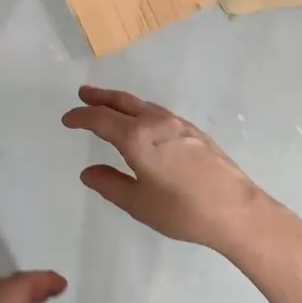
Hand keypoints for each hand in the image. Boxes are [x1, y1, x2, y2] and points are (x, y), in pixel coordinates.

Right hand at [61, 85, 273, 253]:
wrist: (234, 208)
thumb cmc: (181, 209)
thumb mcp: (138, 203)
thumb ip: (110, 184)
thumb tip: (88, 171)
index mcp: (137, 137)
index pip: (101, 119)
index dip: (81, 117)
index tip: (67, 119)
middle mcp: (155, 121)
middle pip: (122, 102)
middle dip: (100, 97)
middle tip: (83, 93)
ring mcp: (177, 123)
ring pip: (141, 104)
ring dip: (121, 102)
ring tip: (109, 105)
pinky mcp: (193, 130)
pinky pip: (157, 112)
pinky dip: (140, 110)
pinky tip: (142, 122)